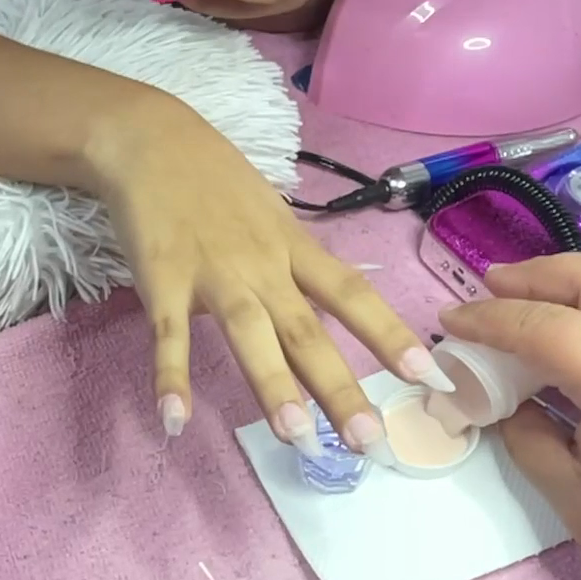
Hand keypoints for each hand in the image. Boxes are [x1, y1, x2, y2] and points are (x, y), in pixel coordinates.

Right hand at [91, 97, 448, 460]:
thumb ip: (293, 263)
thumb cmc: (214, 180)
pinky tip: (175, 418)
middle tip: (369, 442)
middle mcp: (263, 266)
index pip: (351, 296)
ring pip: (251, 334)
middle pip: (308, 331)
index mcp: (292, 248)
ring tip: (297, 439)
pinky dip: (171, 376)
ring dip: (274, 387)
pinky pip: (169, 335)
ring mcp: (212, 274)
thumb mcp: (270, 214)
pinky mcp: (163, 280)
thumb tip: (323, 308)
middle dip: (340, 387)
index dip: (391, 336)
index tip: (432, 378)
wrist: (148, 138)